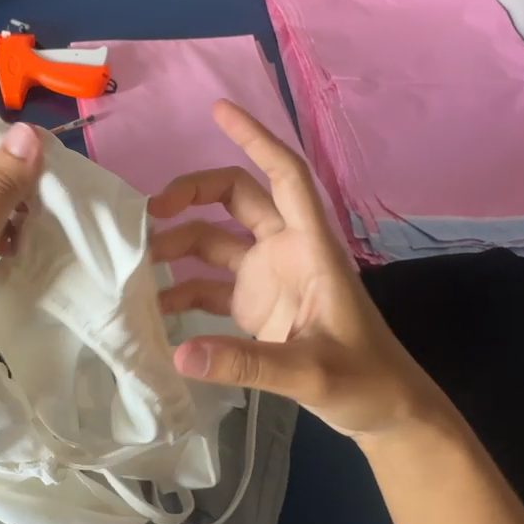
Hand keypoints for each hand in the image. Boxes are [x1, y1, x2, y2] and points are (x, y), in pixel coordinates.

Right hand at [149, 101, 439, 437]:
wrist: (384, 413)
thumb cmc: (366, 380)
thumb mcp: (311, 373)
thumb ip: (246, 363)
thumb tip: (180, 354)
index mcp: (311, 247)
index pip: (284, 176)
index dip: (255, 139)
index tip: (218, 110)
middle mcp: (286, 250)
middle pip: (237, 198)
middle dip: (192, 194)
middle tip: (149, 213)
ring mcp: (268, 276)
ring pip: (215, 238)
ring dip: (179, 242)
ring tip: (138, 261)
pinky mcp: (255, 305)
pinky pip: (210, 283)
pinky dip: (182, 287)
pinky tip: (155, 305)